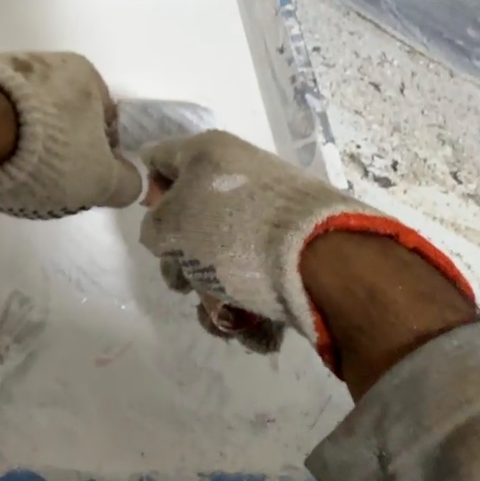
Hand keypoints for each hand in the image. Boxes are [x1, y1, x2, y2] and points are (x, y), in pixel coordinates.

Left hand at [0, 52, 142, 218]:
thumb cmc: (49, 151)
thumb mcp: (101, 180)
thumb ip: (123, 183)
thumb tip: (125, 180)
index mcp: (84, 74)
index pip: (105, 120)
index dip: (100, 155)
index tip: (83, 180)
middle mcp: (44, 62)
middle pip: (61, 118)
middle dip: (56, 150)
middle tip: (44, 180)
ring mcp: (2, 69)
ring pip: (22, 117)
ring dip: (19, 143)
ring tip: (9, 173)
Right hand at [138, 131, 474, 376]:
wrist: (330, 266)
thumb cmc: (233, 233)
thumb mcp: (169, 226)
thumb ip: (153, 228)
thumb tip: (172, 234)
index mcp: (208, 152)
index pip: (158, 160)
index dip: (149, 195)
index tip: (159, 231)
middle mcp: (240, 175)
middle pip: (189, 219)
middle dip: (181, 262)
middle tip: (185, 285)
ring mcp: (272, 214)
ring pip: (220, 256)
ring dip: (211, 293)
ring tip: (226, 319)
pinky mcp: (299, 251)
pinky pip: (255, 276)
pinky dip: (247, 305)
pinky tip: (253, 328)